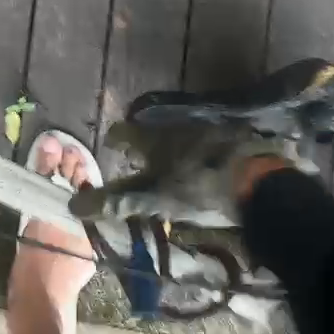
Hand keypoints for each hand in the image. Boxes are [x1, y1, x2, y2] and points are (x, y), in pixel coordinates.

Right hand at [67, 120, 303, 227]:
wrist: (261, 184)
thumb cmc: (198, 190)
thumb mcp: (153, 200)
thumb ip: (115, 202)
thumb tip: (73, 206)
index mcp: (155, 138)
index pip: (124, 131)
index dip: (115, 140)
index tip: (111, 147)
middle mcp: (178, 127)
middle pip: (154, 132)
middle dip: (145, 144)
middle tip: (141, 160)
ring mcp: (208, 130)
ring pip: (182, 135)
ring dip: (174, 147)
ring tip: (173, 165)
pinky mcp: (235, 139)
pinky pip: (211, 142)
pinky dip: (203, 153)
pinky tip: (208, 168)